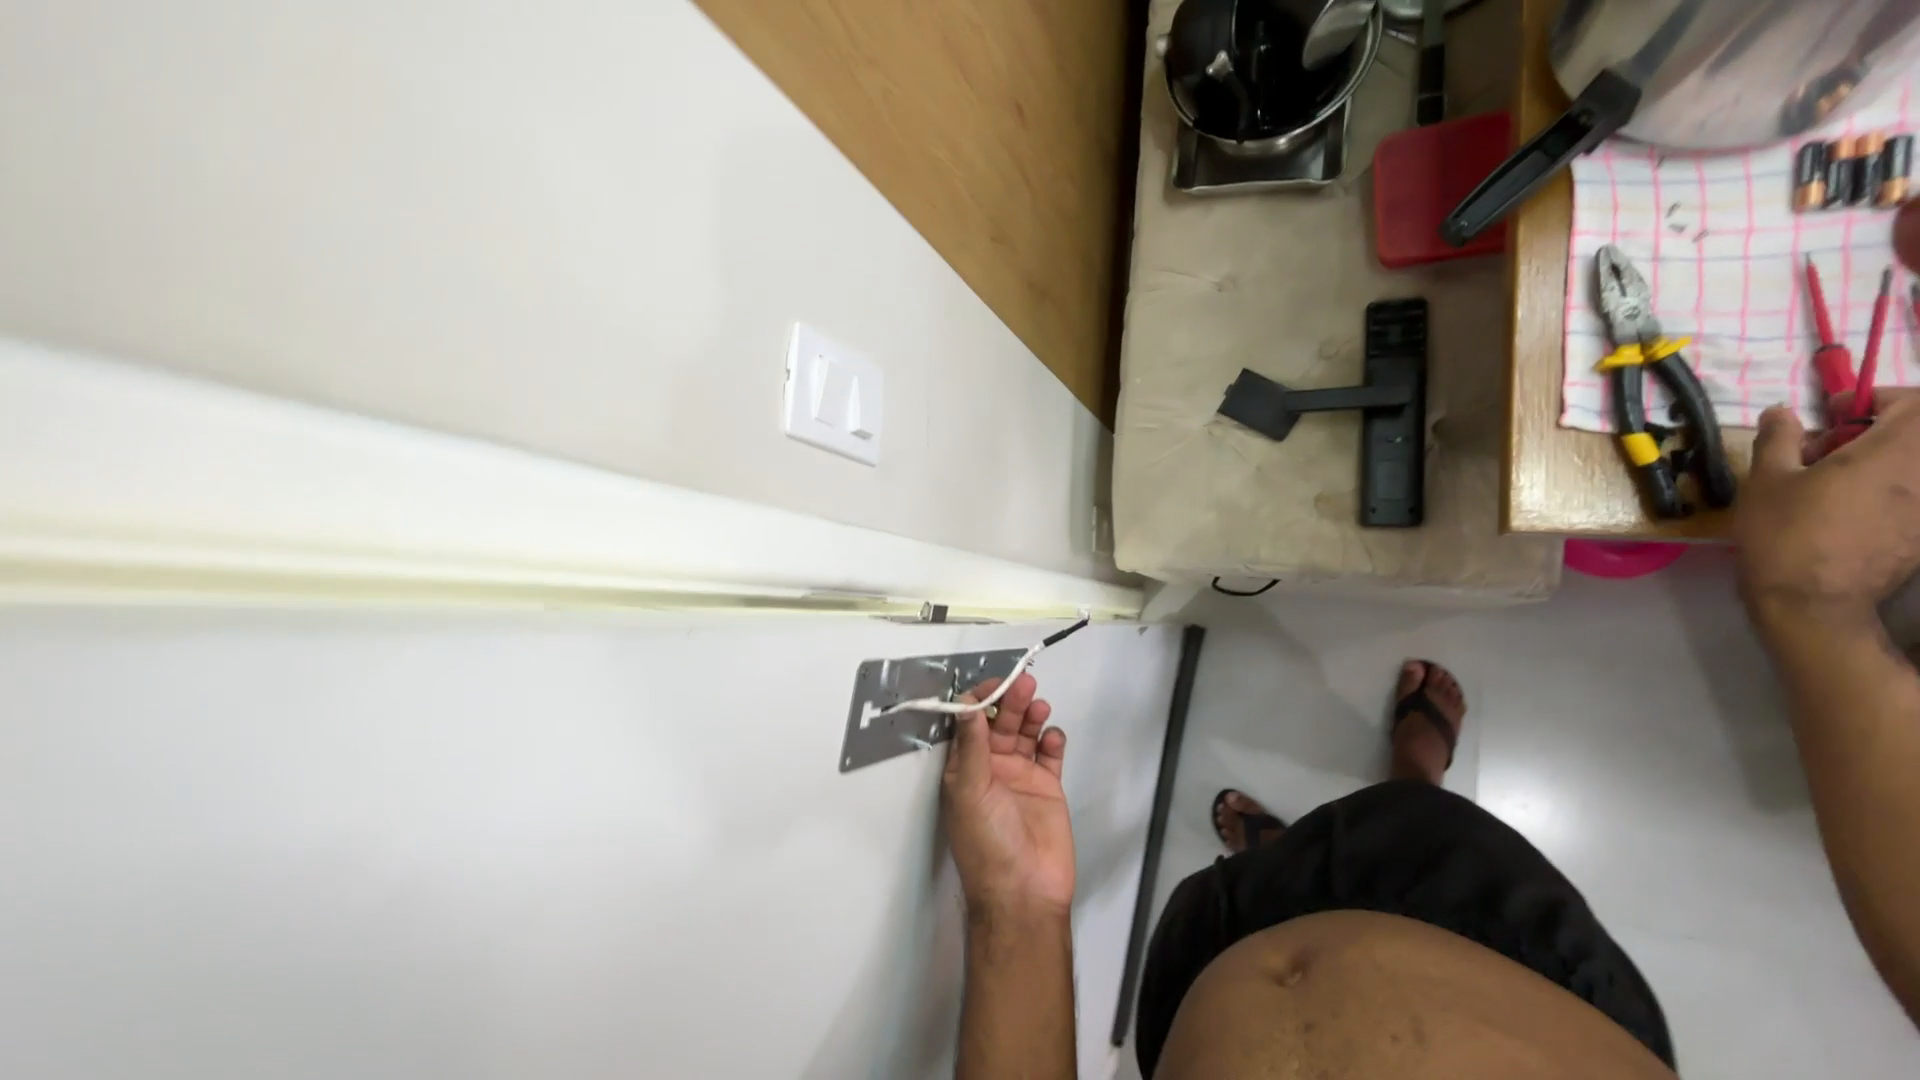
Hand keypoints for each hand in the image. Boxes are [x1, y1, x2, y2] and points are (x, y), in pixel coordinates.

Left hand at [941, 673, 1073, 918]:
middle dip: (1010, 702)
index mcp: (964, 769)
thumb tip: (967, 705)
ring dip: (1031, 715)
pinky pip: (1050, 754)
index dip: (980, 702)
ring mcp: (1021, 777)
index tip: (994, 685)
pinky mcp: (1047, 787)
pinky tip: (1053, 736)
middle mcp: (991, 768)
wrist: (1024, 891)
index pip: (970, 724)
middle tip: (1025, 683)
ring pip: (1025, 733)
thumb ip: (972, 746)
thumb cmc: (988, 841)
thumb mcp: (969, 789)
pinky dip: (1052, 740)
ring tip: (1040, 704)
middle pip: (1000, 723)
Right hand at [1735, 390, 1919, 633]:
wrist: (1813, 600)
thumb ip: (1778, 438)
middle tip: (1829, 450)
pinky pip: (1913, 497)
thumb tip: (1781, 411)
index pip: (1913, 402)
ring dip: (1883, 463)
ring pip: (1914, 467)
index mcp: (1895, 450)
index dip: (1876, 399)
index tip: (1834, 414)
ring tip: (1837, 482)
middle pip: (1917, 435)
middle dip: (1878, 432)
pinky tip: (1848, 511)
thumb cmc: (1784, 531)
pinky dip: (1888, 491)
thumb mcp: (1766, 480)